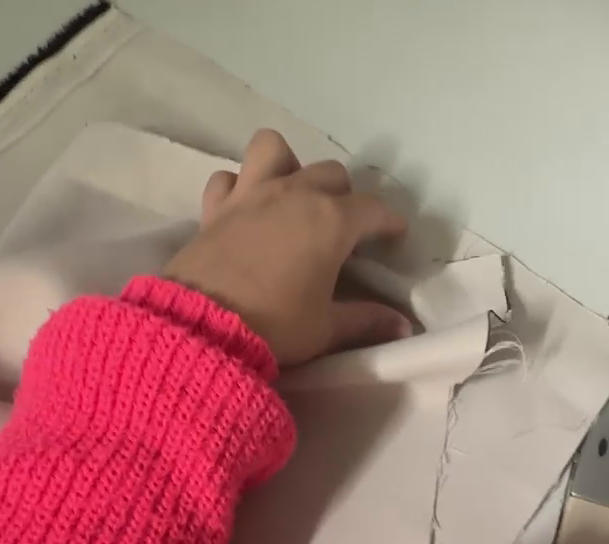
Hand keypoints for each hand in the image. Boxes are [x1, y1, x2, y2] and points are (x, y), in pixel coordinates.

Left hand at [164, 129, 412, 366]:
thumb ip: (366, 321)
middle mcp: (294, 194)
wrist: (205, 326)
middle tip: (343, 231)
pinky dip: (239, 186)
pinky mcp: (216, 206)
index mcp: (331, 221)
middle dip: (345, 196)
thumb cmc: (277, 325)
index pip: (373, 209)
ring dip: (289, 165)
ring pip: (275, 149)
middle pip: (331, 174)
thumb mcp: (327, 328)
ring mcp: (251, 193)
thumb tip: (403, 326)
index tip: (395, 237)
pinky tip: (246, 208)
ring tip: (292, 196)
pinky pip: (229, 177)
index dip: (389, 222)